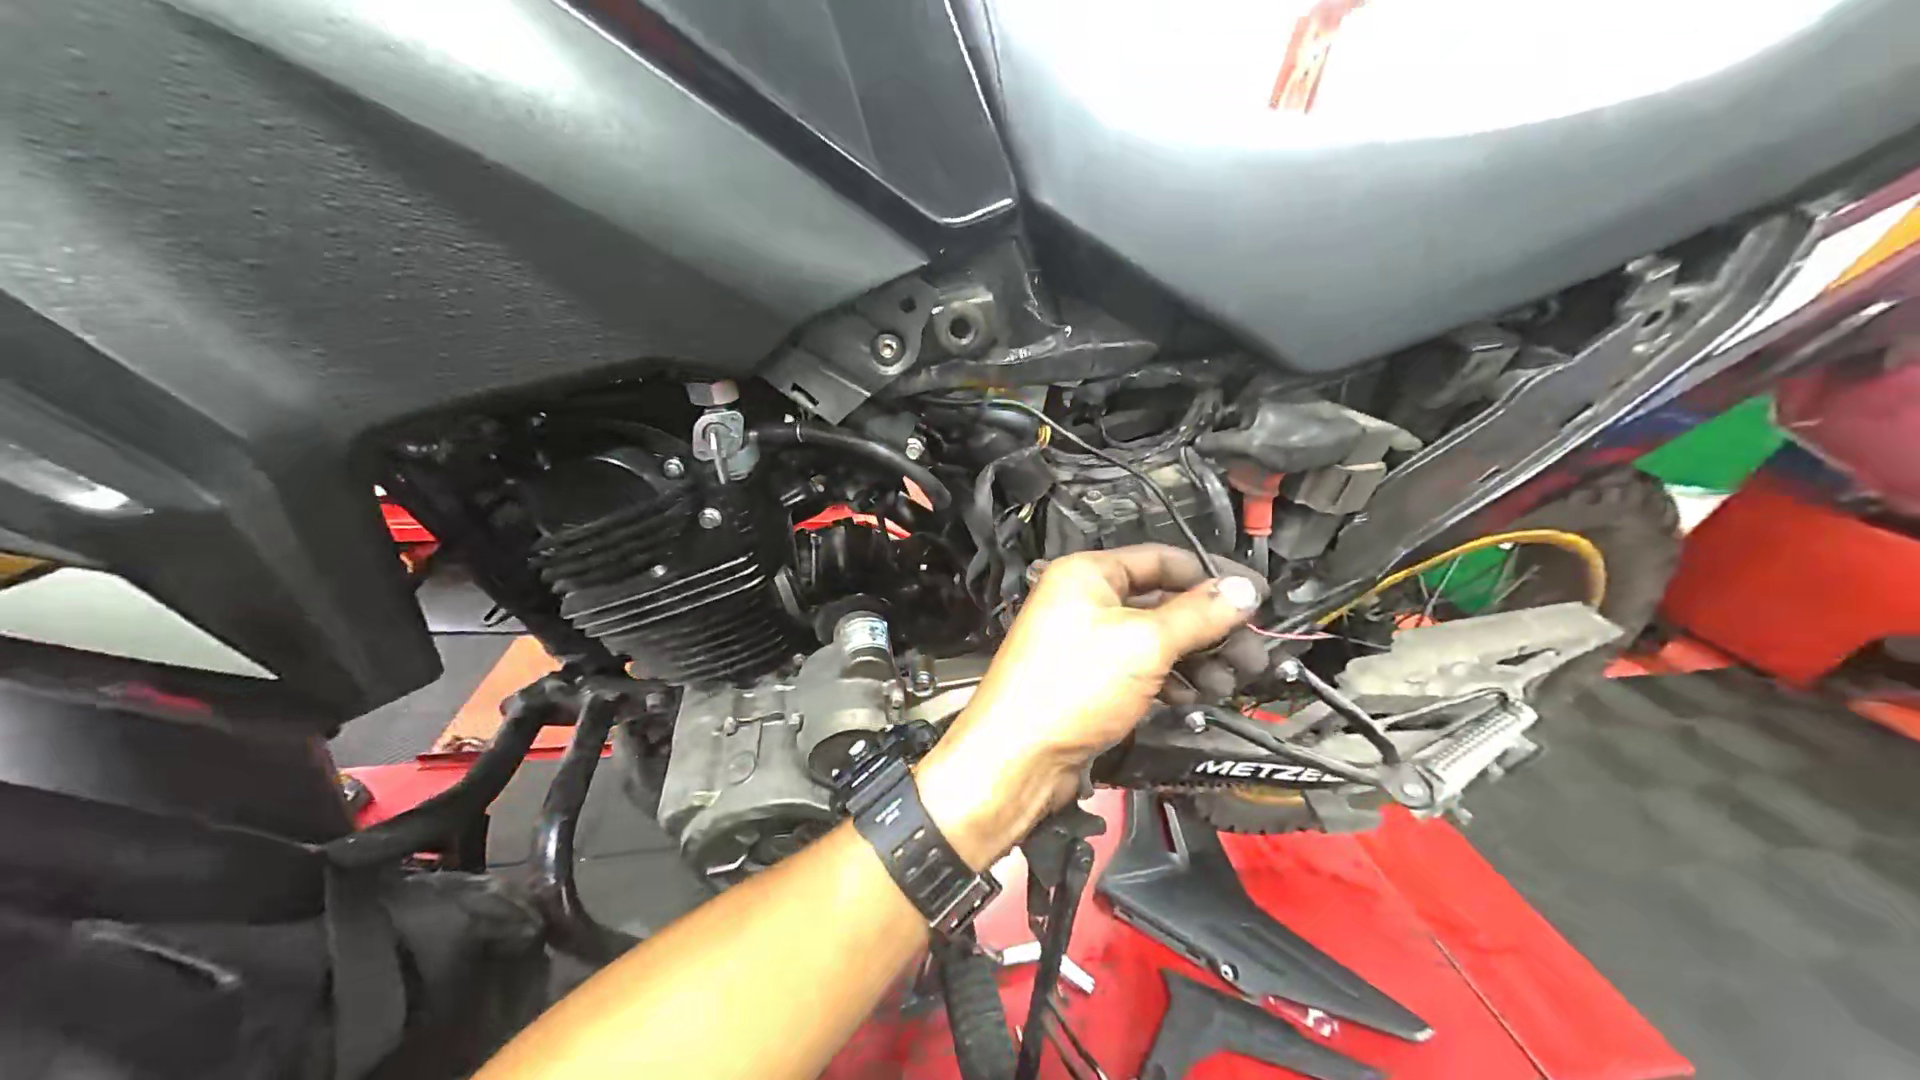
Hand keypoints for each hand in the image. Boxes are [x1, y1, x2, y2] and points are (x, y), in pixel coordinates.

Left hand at [914, 545, 1263, 867]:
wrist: (1018, 759)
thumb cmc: (1059, 692)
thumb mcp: (1145, 644)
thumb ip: (1199, 614)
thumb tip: (1240, 591)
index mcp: (1087, 574)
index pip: (1162, 560)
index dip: (1210, 577)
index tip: (1250, 597)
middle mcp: (1084, 602)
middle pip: (1164, 602)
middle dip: (1209, 628)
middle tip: (1248, 651)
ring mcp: (1086, 642)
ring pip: (1156, 640)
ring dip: (1195, 659)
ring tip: (1223, 682)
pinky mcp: (1089, 679)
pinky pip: (1141, 669)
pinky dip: (1170, 680)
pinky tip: (1190, 697)